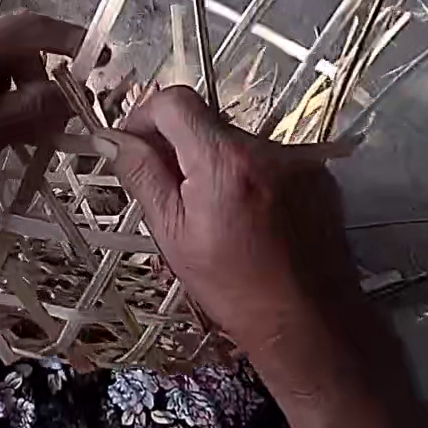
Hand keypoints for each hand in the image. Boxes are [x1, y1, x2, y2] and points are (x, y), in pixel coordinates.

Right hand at [104, 86, 361, 359]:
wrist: (312, 326)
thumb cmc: (235, 290)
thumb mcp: (172, 233)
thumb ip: (141, 174)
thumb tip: (111, 138)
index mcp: (223, 162)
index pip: (174, 101)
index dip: (145, 116)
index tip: (136, 145)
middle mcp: (265, 149)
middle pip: (204, 120)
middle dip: (177, 145)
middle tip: (168, 190)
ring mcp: (296, 158)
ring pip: (232, 140)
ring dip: (211, 163)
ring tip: (212, 213)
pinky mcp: (316, 173)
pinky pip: (264, 157)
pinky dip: (244, 175)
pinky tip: (246, 216)